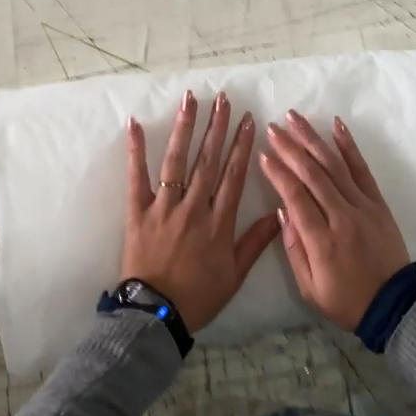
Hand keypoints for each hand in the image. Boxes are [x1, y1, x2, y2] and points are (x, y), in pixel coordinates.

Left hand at [122, 91, 281, 331]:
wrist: (155, 317)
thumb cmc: (199, 297)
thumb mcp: (235, 274)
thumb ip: (256, 241)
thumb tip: (280, 211)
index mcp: (218, 221)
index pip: (234, 174)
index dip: (241, 145)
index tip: (248, 119)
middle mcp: (193, 207)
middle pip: (208, 160)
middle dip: (217, 126)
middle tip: (224, 98)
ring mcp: (164, 207)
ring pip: (177, 161)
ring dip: (185, 127)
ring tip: (191, 99)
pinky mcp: (138, 212)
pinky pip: (137, 177)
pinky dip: (136, 150)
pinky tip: (135, 124)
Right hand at [262, 112, 412, 329]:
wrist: (394, 304)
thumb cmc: (346, 300)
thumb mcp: (309, 288)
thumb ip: (293, 248)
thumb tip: (281, 210)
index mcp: (322, 241)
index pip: (295, 197)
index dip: (277, 173)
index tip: (263, 154)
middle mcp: (342, 217)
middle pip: (312, 174)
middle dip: (290, 148)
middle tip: (273, 128)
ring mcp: (363, 206)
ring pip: (334, 165)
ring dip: (313, 138)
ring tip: (295, 118)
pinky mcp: (378, 201)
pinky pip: (361, 168)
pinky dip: (348, 145)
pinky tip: (336, 125)